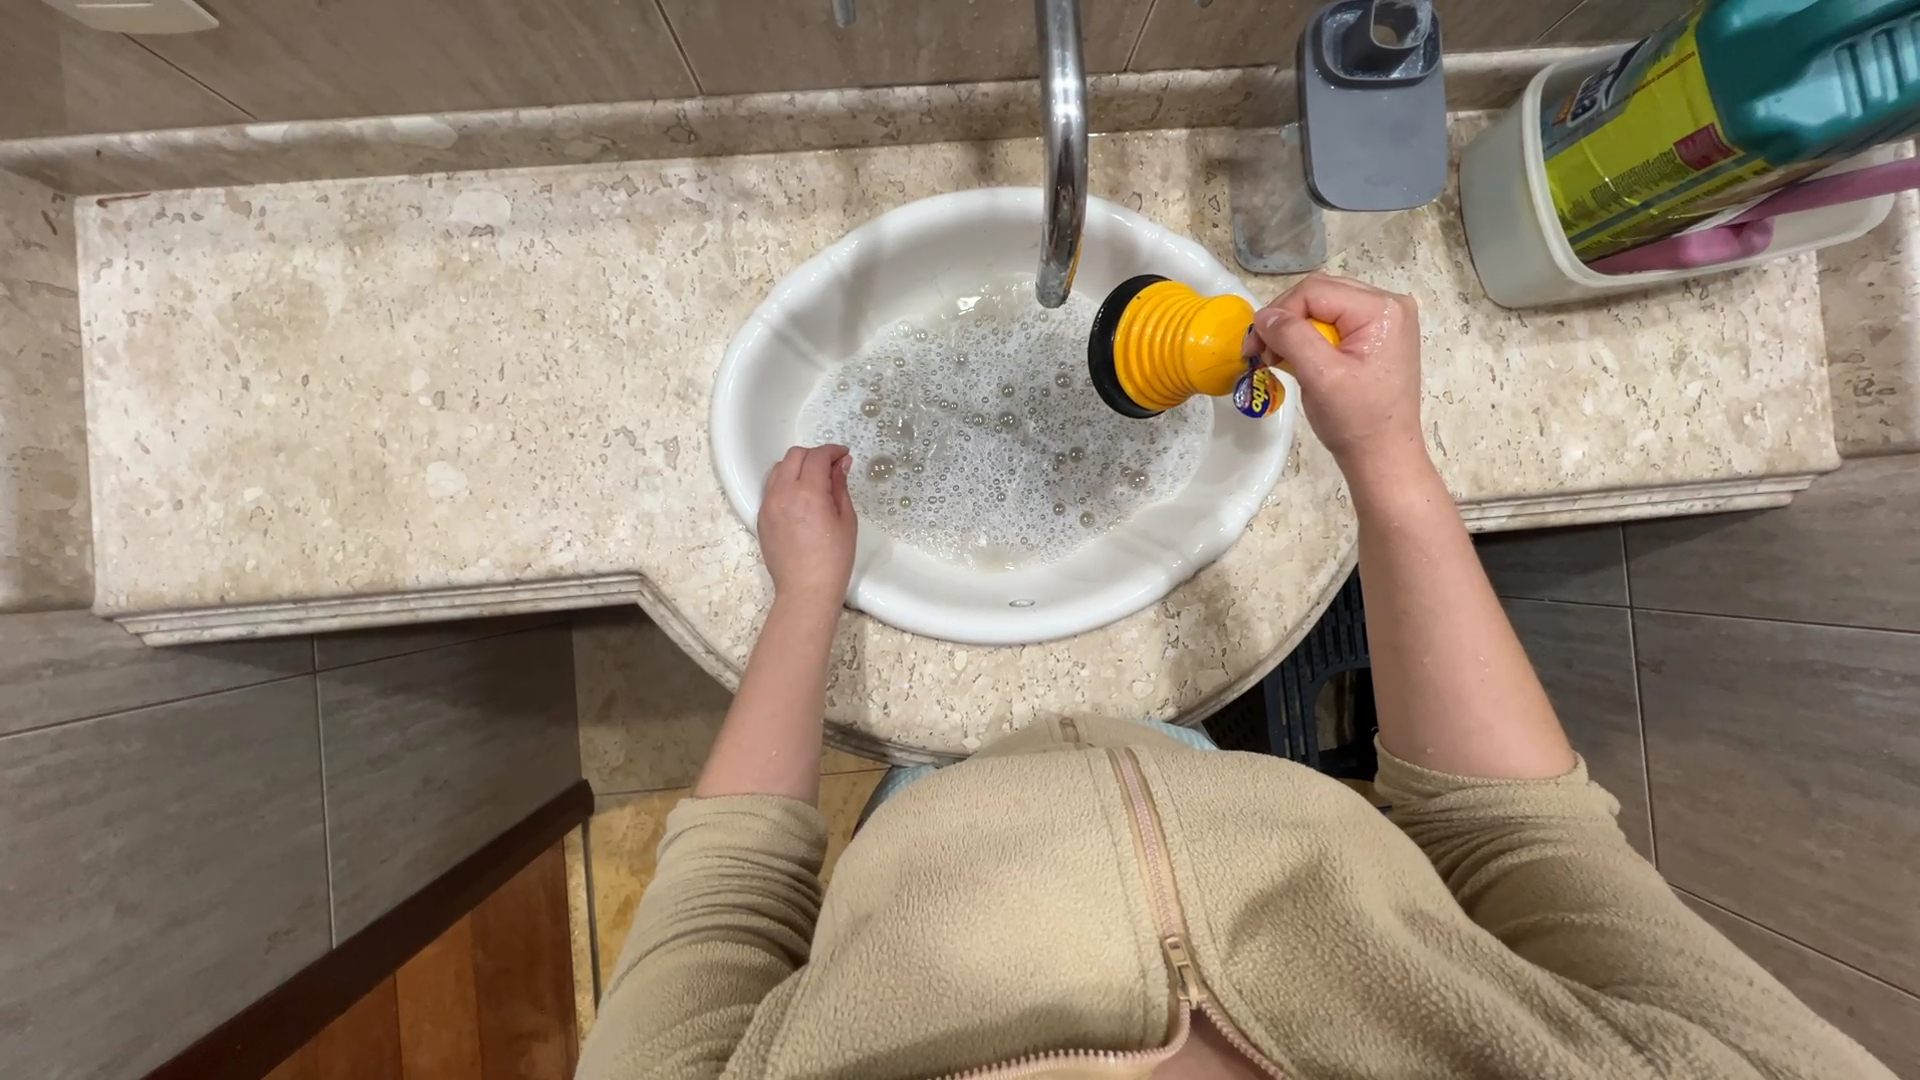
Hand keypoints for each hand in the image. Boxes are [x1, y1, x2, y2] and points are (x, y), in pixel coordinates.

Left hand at [758, 444, 856, 608]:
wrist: (806, 590)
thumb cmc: (833, 560)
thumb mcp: (846, 520)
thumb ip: (840, 487)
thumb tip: (840, 465)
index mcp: (808, 493)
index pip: (817, 457)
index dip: (833, 451)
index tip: (843, 455)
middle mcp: (783, 494)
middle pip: (794, 456)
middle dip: (815, 455)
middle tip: (832, 467)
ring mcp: (768, 505)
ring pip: (778, 469)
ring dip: (797, 466)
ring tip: (815, 480)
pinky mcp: (761, 517)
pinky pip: (771, 488)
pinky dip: (786, 482)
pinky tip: (800, 497)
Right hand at [1248, 273, 1430, 489]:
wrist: (1382, 454)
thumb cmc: (1355, 420)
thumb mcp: (1320, 376)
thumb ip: (1291, 337)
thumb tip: (1262, 316)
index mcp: (1381, 309)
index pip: (1314, 291)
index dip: (1278, 314)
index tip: (1255, 349)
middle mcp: (1387, 304)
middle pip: (1318, 294)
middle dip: (1283, 321)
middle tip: (1262, 354)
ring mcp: (1383, 320)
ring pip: (1322, 307)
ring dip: (1292, 330)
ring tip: (1277, 359)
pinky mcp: (1375, 336)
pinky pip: (1332, 323)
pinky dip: (1307, 338)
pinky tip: (1296, 359)